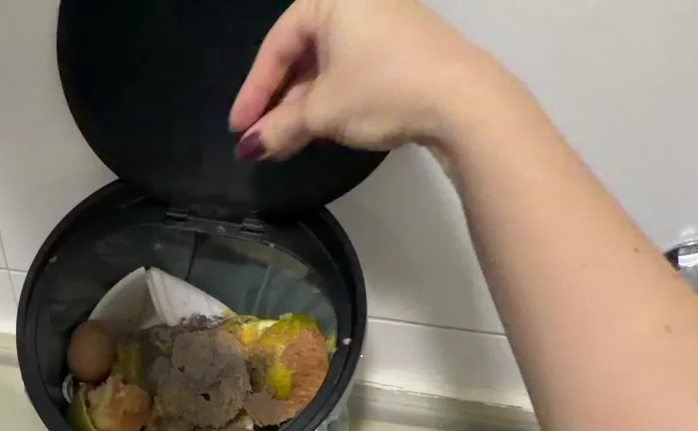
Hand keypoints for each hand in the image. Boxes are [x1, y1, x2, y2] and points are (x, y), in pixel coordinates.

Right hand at [229, 0, 509, 160]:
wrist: (458, 99)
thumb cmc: (380, 90)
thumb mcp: (321, 112)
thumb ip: (279, 129)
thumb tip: (249, 149)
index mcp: (331, 0)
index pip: (276, 46)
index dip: (253, 93)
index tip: (238, 130)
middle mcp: (356, 2)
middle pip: (300, 56)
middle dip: (276, 103)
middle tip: (258, 140)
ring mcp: (380, 24)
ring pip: (324, 68)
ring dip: (299, 108)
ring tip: (281, 144)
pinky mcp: (399, 48)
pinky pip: (348, 72)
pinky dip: (327, 102)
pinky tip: (314, 132)